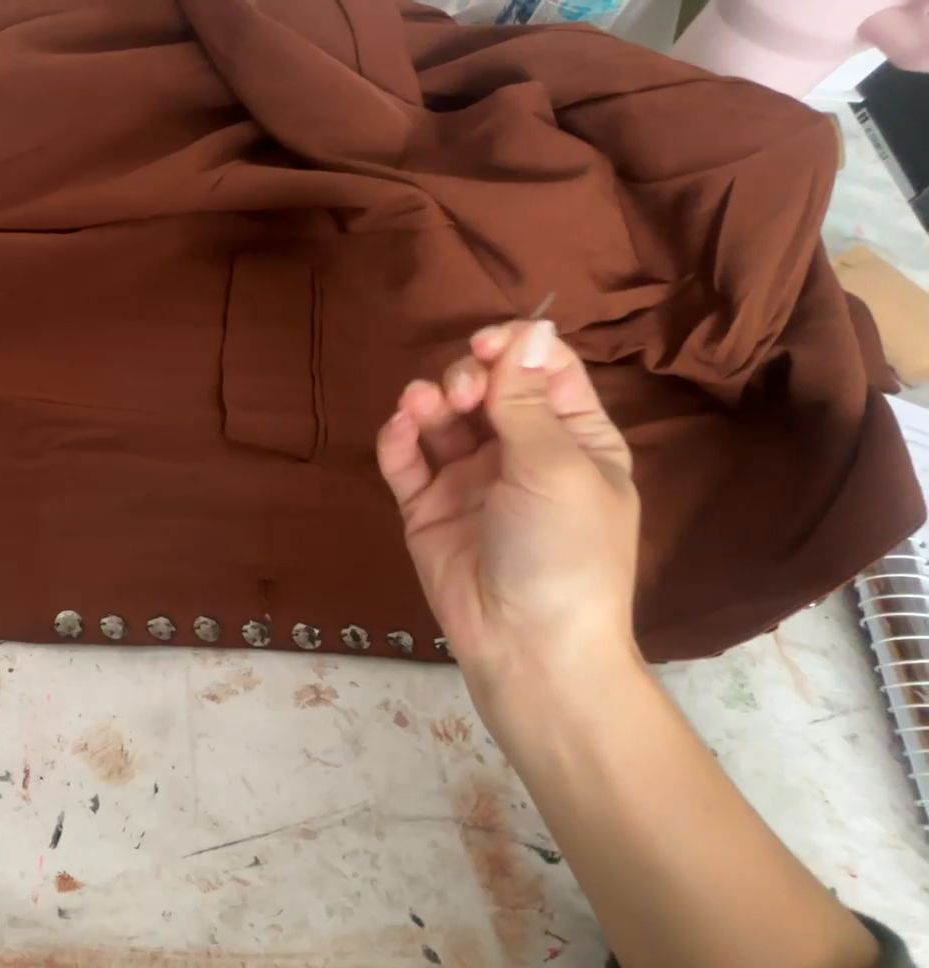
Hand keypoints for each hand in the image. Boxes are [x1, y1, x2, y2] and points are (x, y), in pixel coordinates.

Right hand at [375, 320, 639, 679]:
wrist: (525, 638)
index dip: (513, 348)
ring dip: (428, 403)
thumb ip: (527, 401)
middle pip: (485, 391)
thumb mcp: (557, 468)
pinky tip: (398, 428)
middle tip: (459, 396)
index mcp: (572, 439)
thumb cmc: (564, 550)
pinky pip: (406, 463)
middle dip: (466, 379)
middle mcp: (518, 453)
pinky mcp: (424, 508)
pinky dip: (397, 440)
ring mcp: (466, 481)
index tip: (484, 342)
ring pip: (440, 422)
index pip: (542, 372)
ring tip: (420, 405)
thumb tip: (529, 327)